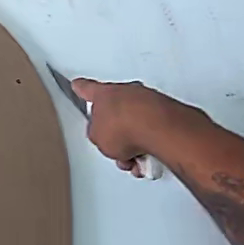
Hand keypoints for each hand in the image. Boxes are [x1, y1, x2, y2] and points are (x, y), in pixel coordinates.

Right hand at [70, 78, 205, 174]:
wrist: (155, 128)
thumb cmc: (127, 126)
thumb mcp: (97, 138)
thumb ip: (97, 135)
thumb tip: (106, 139)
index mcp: (104, 94)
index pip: (87, 89)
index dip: (81, 89)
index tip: (77, 85)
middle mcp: (127, 92)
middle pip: (117, 117)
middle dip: (118, 138)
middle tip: (120, 152)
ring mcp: (148, 102)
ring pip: (137, 129)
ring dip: (135, 148)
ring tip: (136, 159)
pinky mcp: (166, 114)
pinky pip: (154, 134)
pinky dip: (151, 148)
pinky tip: (149, 159)